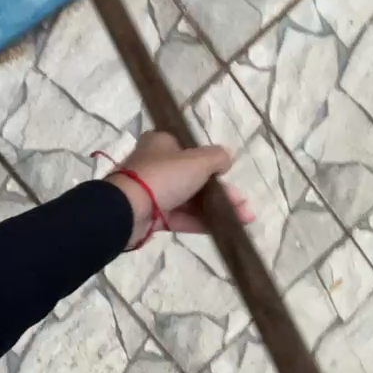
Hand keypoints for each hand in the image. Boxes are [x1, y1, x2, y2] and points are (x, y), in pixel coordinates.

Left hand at [102, 132, 253, 243]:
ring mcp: (152, 193)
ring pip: (189, 199)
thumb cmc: (163, 176)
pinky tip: (226, 228)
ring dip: (218, 208)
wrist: (127, 210)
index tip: (227, 172)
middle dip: (222, 191)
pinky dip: (201, 222)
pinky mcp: (151, 216)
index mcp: (160, 144)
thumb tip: (226, 157)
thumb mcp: (197, 160)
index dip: (209, 161)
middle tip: (244, 203)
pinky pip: (180, 217)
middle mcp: (154, 166)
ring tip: (244, 218)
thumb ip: (217, 157)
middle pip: (193, 177)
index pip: (188, 149)